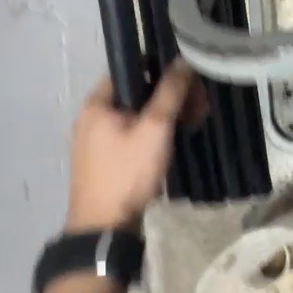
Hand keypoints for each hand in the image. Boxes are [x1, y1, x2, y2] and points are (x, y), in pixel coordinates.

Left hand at [64, 62, 207, 231]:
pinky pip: (134, 133)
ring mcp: (98, 141)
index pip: (129, 68)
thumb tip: (183, 60)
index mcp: (96, 105)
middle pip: (137, 92)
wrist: (104, 232)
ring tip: (196, 118)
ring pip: (138, 114)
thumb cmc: (127, 173)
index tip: (187, 74)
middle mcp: (93, 118)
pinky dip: (155, 130)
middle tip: (199, 101)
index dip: (159, 66)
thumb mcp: (155, 128)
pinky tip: (178, 136)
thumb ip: (170, 91)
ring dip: (167, 113)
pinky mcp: (107, 160)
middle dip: (170, 93)